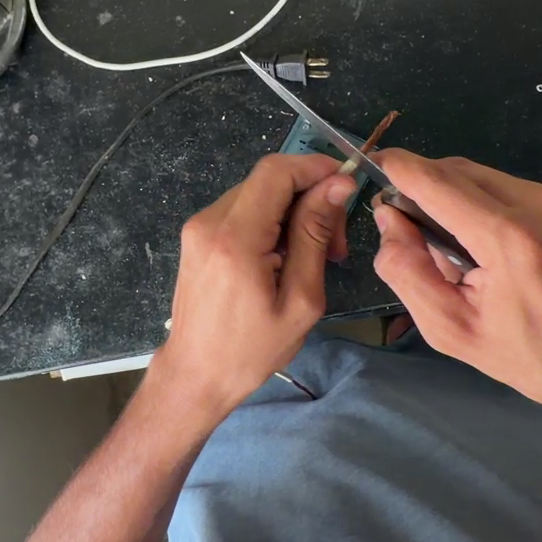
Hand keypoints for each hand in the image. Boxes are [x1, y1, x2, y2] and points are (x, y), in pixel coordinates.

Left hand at [156, 154, 355, 410]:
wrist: (195, 374)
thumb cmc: (252, 350)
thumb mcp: (300, 299)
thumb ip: (315, 236)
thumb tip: (337, 185)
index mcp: (235, 239)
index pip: (275, 172)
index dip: (315, 167)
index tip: (346, 187)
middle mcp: (209, 221)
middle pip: (267, 179)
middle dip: (309, 196)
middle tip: (336, 243)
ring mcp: (198, 226)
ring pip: (257, 193)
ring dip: (292, 211)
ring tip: (314, 255)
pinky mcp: (196, 235)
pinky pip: (241, 210)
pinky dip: (270, 222)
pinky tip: (284, 257)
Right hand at [369, 150, 541, 438]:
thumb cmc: (536, 362)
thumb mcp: (452, 331)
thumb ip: (406, 271)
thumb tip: (389, 218)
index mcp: (510, 241)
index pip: (438, 181)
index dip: (399, 167)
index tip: (372, 163)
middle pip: (458, 170)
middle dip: (424, 185)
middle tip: (407, 224)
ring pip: (484, 176)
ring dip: (454, 195)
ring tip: (454, 244)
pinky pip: (511, 188)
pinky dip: (485, 204)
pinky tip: (489, 244)